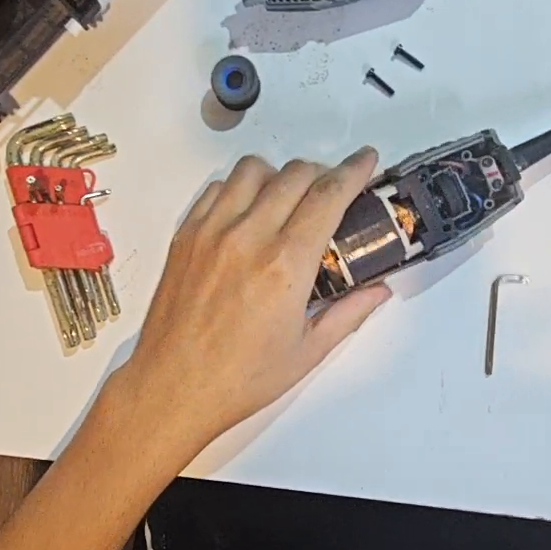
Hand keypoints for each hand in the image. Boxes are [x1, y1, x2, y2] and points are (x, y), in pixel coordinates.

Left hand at [107, 149, 392, 455]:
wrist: (174, 387)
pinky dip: (239, 188)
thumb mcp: (307, 351)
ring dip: (279, 175)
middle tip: (332, 190)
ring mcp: (212, 233)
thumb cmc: (235, 378)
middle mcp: (247, 239)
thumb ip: (348, 313)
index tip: (365, 162)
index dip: (354, 171)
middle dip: (323, 173)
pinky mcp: (186, 237)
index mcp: (285, 266)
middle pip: (295, 173)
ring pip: (252, 170)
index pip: (329, 195)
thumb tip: (376, 292)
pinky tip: (248, 210)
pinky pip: (216, 189)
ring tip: (289, 197)